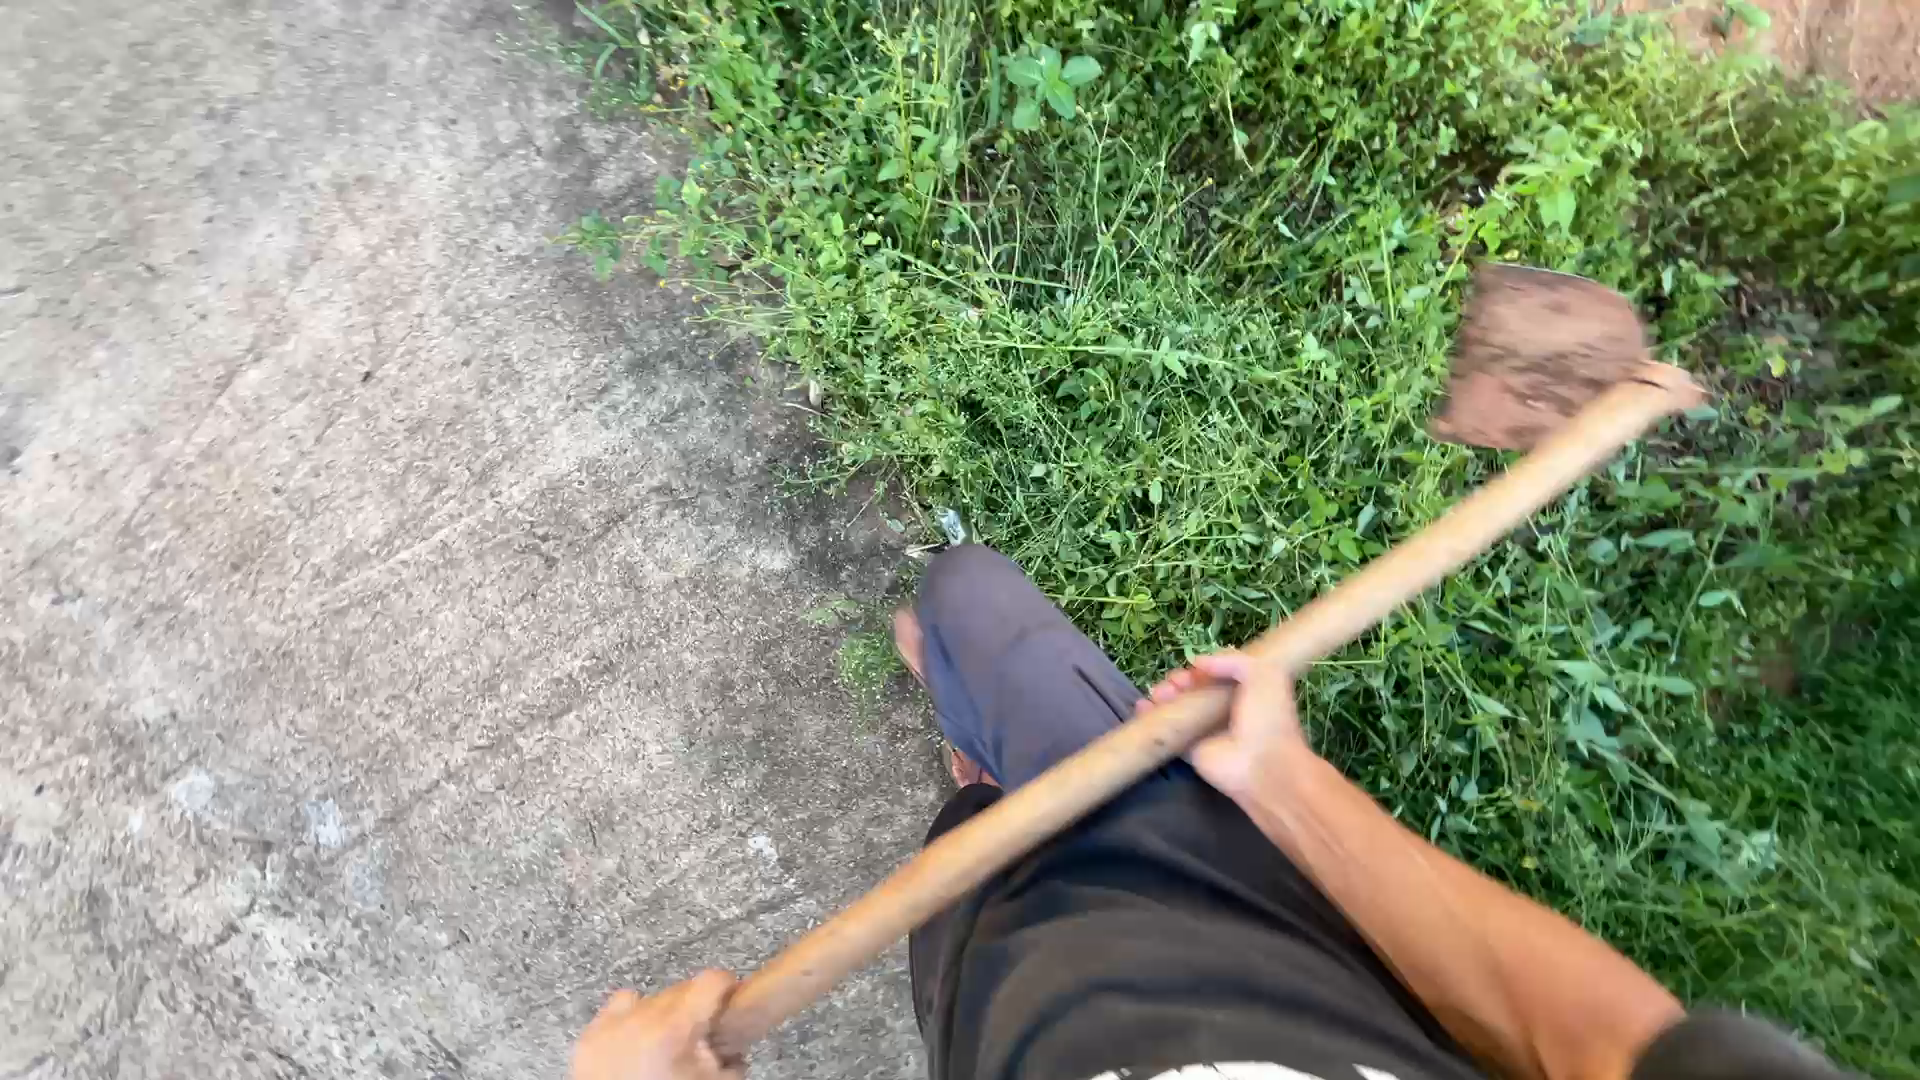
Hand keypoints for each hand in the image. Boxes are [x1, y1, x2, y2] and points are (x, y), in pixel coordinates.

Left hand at [571, 971, 742, 1079]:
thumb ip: (732, 1059)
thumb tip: (734, 1041)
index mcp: (674, 1031)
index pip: (713, 980)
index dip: (728, 989)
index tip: (731, 1006)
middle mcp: (642, 1019)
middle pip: (684, 988)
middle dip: (697, 1009)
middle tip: (698, 1039)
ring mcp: (613, 1025)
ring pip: (656, 997)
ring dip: (667, 1014)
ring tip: (665, 1047)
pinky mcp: (590, 1037)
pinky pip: (623, 1004)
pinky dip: (633, 1016)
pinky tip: (637, 1041)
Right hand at [1137, 651, 1313, 802]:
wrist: (1263, 764)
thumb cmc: (1266, 718)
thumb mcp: (1264, 675)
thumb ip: (1233, 660)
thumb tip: (1197, 662)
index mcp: (1244, 693)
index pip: (1215, 675)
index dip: (1201, 670)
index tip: (1194, 670)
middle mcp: (1224, 711)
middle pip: (1193, 690)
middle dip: (1178, 681)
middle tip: (1173, 682)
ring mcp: (1206, 731)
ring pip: (1177, 708)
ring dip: (1163, 695)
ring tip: (1159, 694)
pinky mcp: (1190, 749)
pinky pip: (1167, 730)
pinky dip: (1151, 717)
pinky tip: (1142, 708)